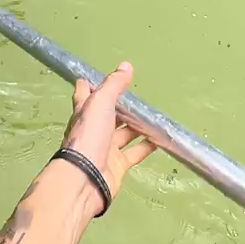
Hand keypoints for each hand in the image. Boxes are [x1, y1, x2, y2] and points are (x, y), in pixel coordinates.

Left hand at [62, 61, 156, 198]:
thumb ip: (113, 85)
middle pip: (108, 113)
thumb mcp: (101, 103)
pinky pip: (135, 152)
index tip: (102, 77)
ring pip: (124, 133)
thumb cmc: (89, 136)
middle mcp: (93, 128)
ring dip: (137, 126)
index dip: (91, 84)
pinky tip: (160, 139)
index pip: (85, 93)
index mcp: (84, 111)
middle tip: (138, 97)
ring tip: (153, 116)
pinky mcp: (117, 165)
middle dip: (121, 106)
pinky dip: (146, 146)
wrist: (86, 178)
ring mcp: (105, 148)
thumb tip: (126, 65)